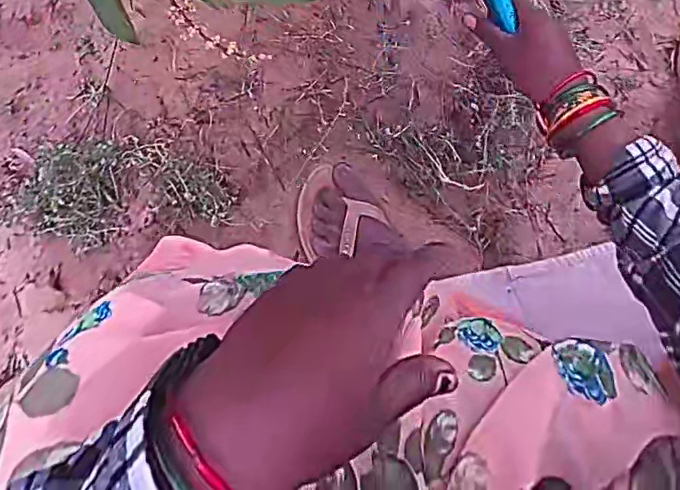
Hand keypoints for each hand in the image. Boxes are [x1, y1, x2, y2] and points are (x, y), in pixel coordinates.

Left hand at [171, 244, 456, 489]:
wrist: (233, 419)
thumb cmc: (312, 424)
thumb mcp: (372, 413)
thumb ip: (409, 381)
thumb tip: (442, 369)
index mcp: (373, 310)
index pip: (411, 269)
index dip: (432, 258)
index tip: (446, 255)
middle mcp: (340, 283)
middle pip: (378, 258)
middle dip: (399, 266)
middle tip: (411, 286)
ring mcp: (304, 281)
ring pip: (345, 263)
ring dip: (363, 274)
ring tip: (370, 302)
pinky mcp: (276, 288)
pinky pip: (314, 273)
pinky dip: (331, 283)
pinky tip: (327, 311)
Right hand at [464, 2, 584, 104]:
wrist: (565, 96)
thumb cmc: (535, 71)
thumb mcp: (503, 49)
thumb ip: (485, 30)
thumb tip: (468, 16)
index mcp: (533, 15)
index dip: (494, 4)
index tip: (484, 12)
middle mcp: (548, 20)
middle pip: (519, 13)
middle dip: (504, 24)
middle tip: (496, 40)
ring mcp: (557, 34)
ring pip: (529, 28)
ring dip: (516, 36)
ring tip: (510, 55)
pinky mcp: (562, 48)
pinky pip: (540, 40)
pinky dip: (529, 46)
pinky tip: (525, 62)